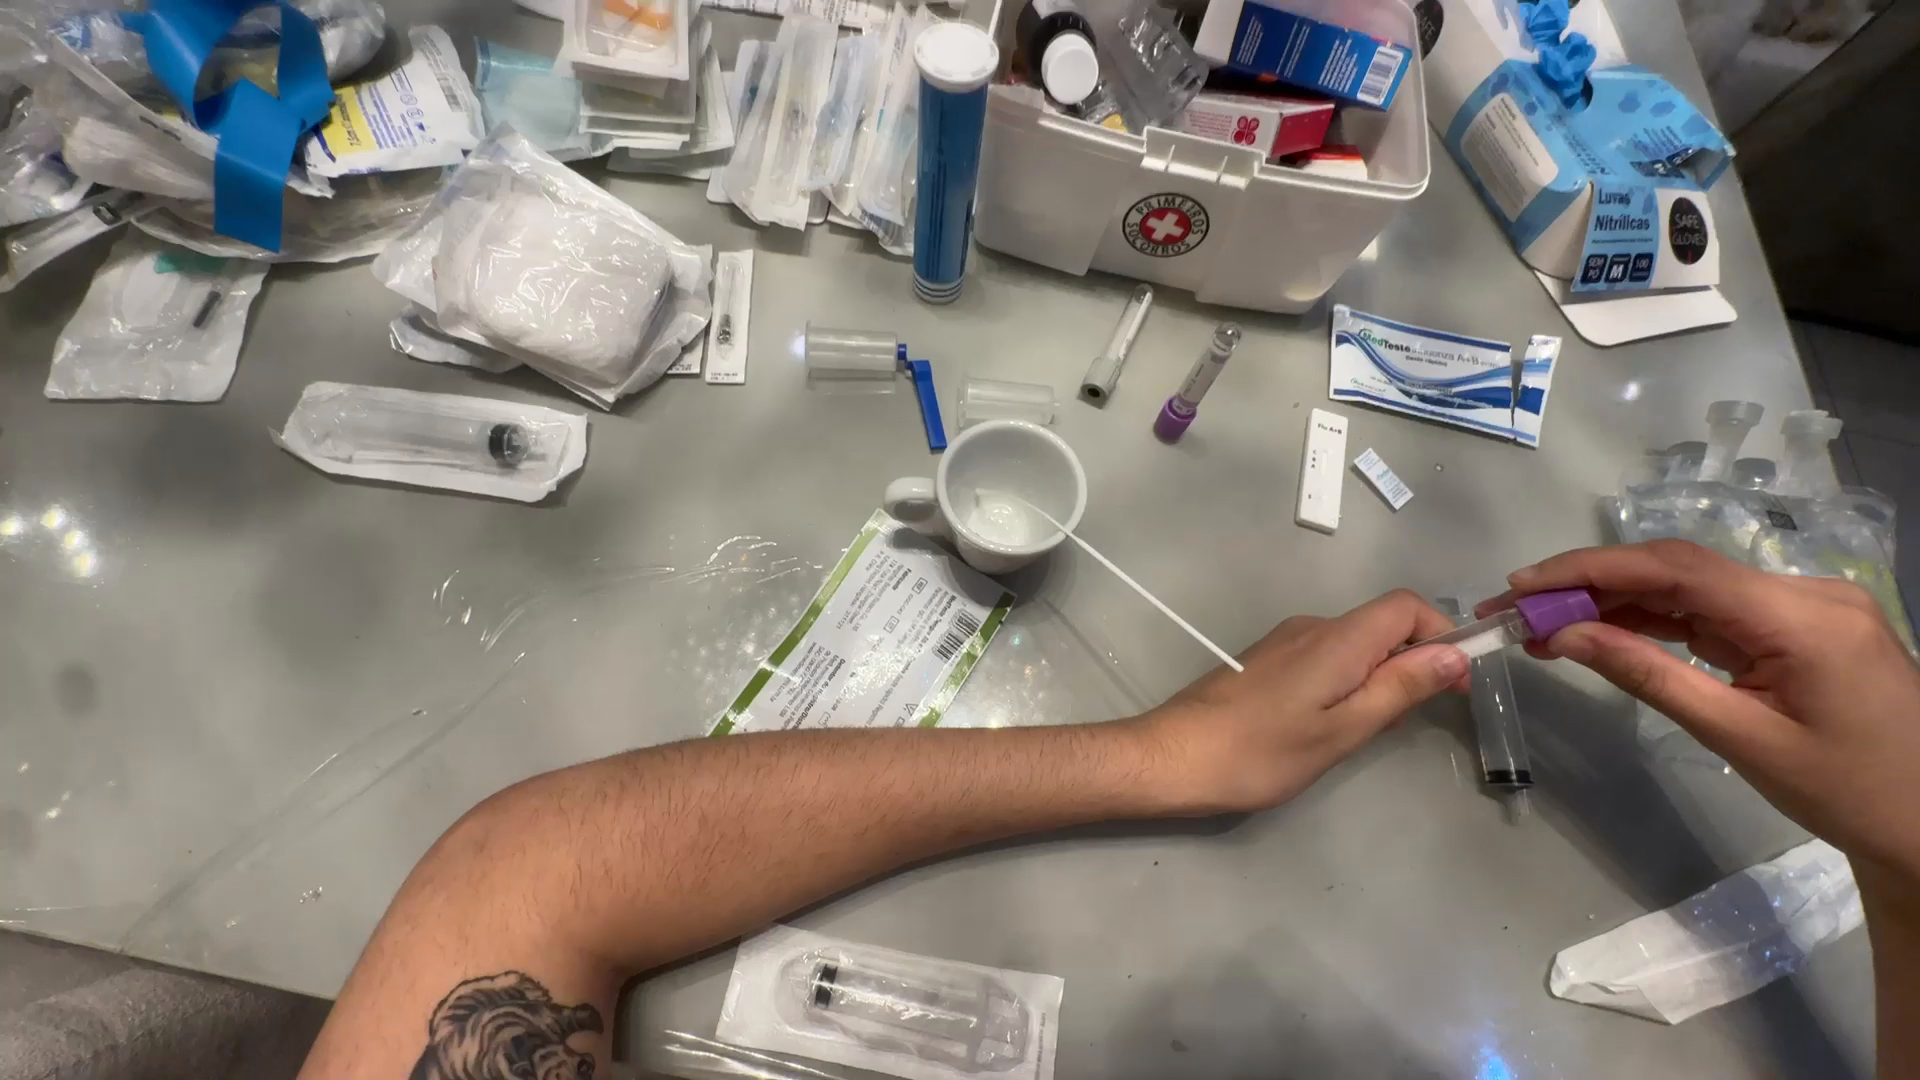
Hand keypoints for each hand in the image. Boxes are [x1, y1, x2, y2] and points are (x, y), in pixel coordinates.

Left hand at [1144, 589, 1468, 814]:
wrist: (1174, 756)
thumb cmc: (1260, 752)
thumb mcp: (1342, 729)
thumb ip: (1398, 687)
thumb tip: (1453, 653)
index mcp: (1333, 638)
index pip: (1405, 606)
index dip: (1442, 634)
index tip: (1456, 681)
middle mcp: (1307, 628)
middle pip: (1379, 624)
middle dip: (1412, 660)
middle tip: (1414, 715)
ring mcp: (1280, 642)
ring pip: (1350, 643)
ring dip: (1377, 674)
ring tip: (1366, 727)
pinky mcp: (1261, 661)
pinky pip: (1321, 657)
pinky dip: (1344, 679)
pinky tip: (1329, 722)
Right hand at [1481, 539, 1919, 891]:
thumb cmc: (1846, 790)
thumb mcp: (1735, 734)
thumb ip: (1645, 674)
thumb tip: (1560, 634)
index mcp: (1801, 617)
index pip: (1674, 569)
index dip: (1588, 568)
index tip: (1522, 585)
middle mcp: (1800, 594)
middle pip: (1670, 569)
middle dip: (1583, 584)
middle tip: (1514, 608)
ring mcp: (1794, 607)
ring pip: (1676, 586)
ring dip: (1603, 601)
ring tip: (1538, 625)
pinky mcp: (1783, 626)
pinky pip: (1696, 609)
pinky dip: (1638, 619)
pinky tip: (1590, 632)